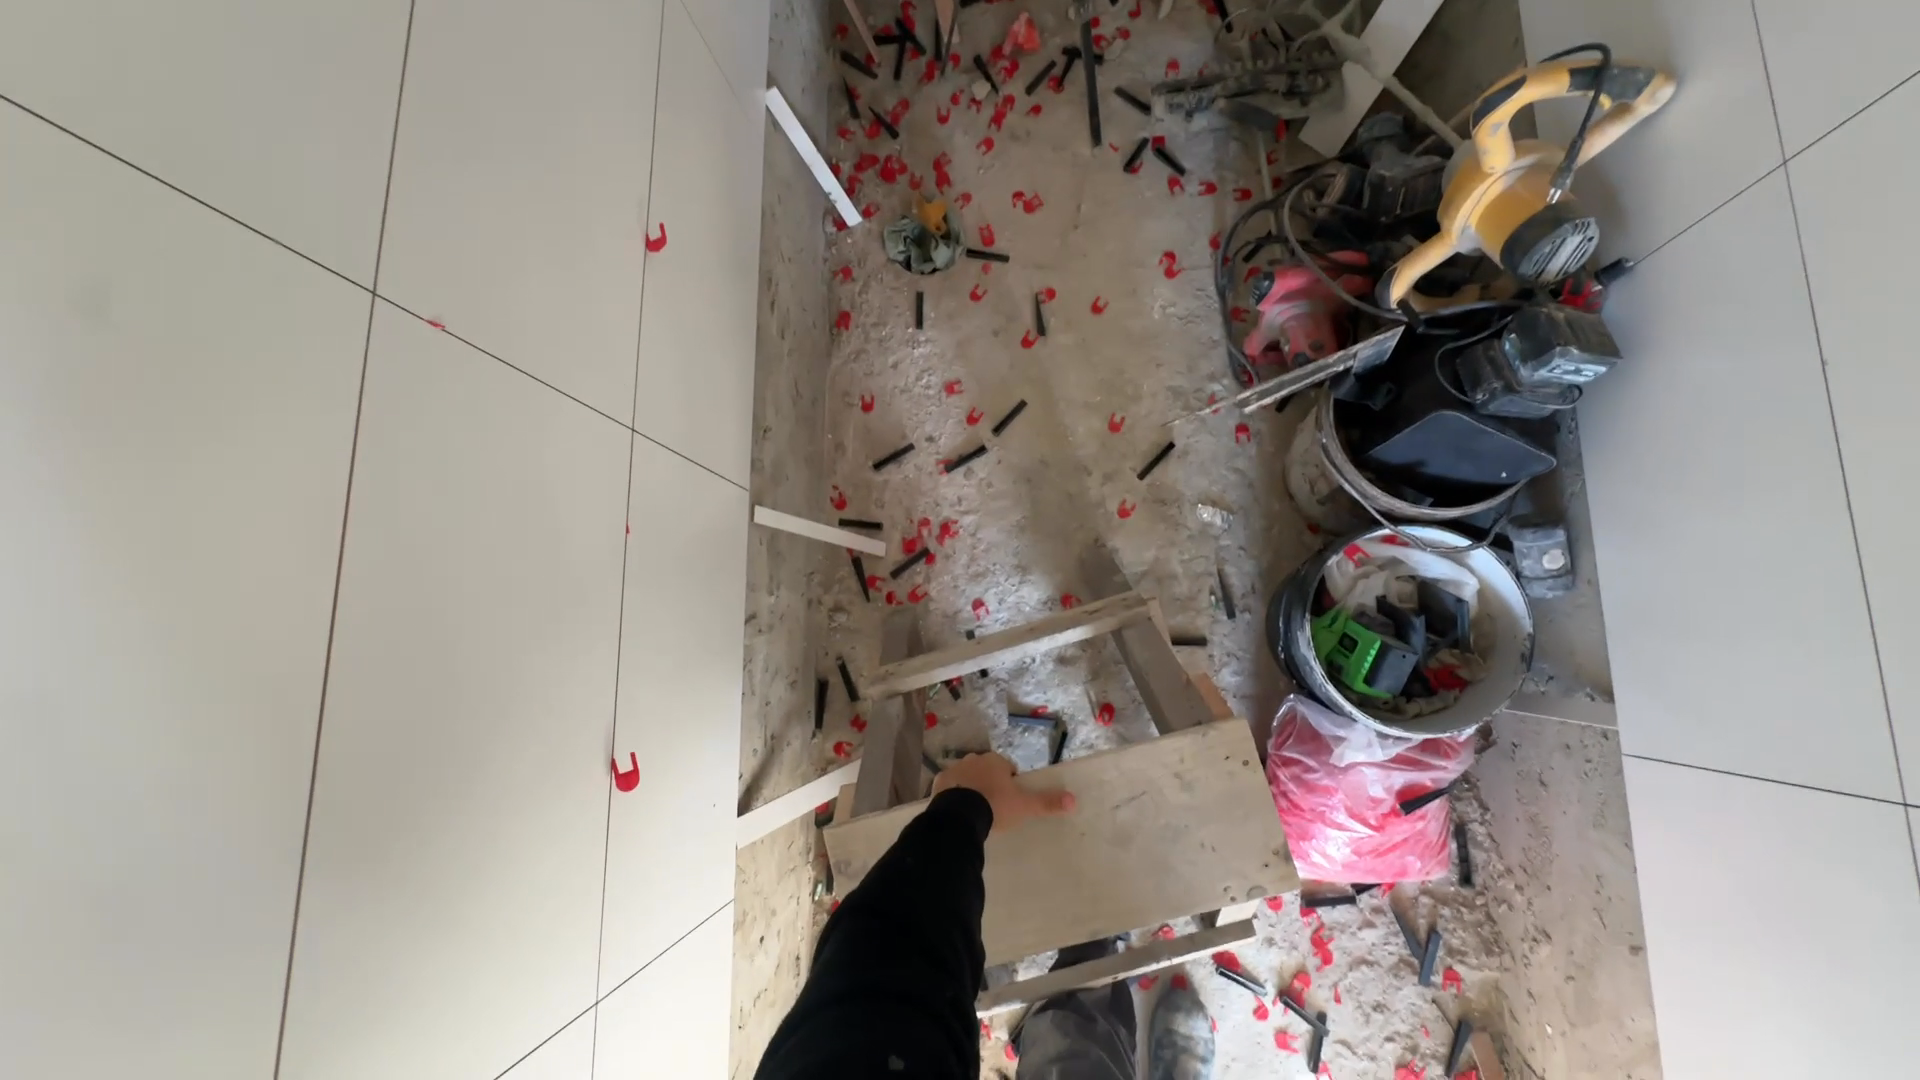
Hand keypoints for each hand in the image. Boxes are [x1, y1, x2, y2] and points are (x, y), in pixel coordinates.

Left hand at [932, 752, 1075, 833]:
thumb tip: (1073, 800)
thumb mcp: (1024, 805)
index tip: (1010, 799)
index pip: (1007, 767)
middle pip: (986, 769)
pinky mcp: (939, 782)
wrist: (960, 815)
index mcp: (996, 761)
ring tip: (975, 811)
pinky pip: (950, 787)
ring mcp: (955, 769)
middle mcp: (974, 759)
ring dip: (971, 788)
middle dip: (990, 782)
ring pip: (967, 777)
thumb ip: (1047, 802)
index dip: (1010, 782)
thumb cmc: (995, 806)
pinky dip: (954, 795)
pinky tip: (958, 811)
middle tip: (993, 806)